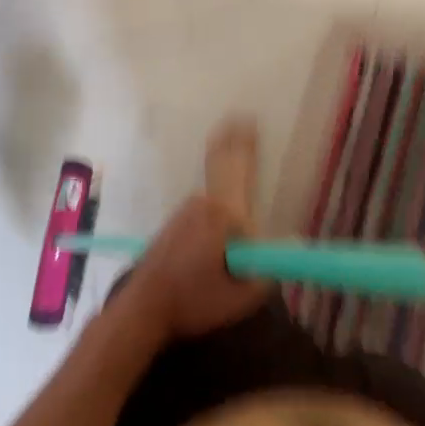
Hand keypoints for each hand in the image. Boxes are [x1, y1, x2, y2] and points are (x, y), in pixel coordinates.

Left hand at [123, 118, 270, 339]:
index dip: (247, 148)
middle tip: (241, 116)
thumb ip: (266, 272)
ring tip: (233, 152)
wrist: (142, 308)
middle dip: (234, 141)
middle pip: (224, 165)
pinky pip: (206, 206)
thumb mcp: (241, 297)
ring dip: (223, 175)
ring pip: (216, 193)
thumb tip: (283, 250)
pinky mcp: (175, 223)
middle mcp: (203, 204)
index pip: (242, 173)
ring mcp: (186, 211)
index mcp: (223, 217)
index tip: (249, 122)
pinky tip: (217, 205)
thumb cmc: (193, 302)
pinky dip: (215, 198)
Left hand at [127, 193, 268, 339]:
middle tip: (224, 280)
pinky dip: (198, 248)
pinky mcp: (165, 225)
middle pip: (231, 226)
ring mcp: (178, 213)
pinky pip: (195, 232)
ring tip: (205, 279)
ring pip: (213, 229)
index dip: (249, 257)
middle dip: (232, 250)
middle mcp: (197, 204)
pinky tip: (188, 273)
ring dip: (215, 250)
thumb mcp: (237, 301)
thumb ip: (263, 284)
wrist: (141, 308)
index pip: (249, 231)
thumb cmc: (190, 302)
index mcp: (217, 214)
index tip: (239, 279)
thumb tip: (270, 273)